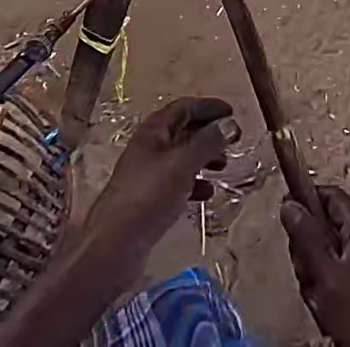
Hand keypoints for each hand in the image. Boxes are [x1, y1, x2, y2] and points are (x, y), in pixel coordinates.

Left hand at [81, 97, 236, 260]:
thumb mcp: (182, 164)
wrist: (116, 242)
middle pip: (183, 130)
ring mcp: (149, 172)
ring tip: (224, 164)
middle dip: (208, 132)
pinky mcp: (151, 197)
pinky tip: (207, 193)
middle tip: (233, 139)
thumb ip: (207, 143)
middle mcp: (150, 146)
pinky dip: (194, 182)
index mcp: (154, 130)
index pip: (183, 108)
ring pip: (182, 156)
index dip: (207, 107)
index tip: (231, 112)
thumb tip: (231, 123)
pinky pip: (178, 181)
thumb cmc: (149, 194)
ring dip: (204, 156)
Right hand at [281, 185, 349, 346]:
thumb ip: (306, 237)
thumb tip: (289, 206)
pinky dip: (322, 285)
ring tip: (318, 292)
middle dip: (307, 245)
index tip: (287, 213)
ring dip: (312, 270)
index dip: (306, 199)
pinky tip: (325, 305)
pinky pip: (331, 272)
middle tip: (307, 268)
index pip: (330, 195)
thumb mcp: (326, 274)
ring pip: (324, 250)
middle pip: (324, 224)